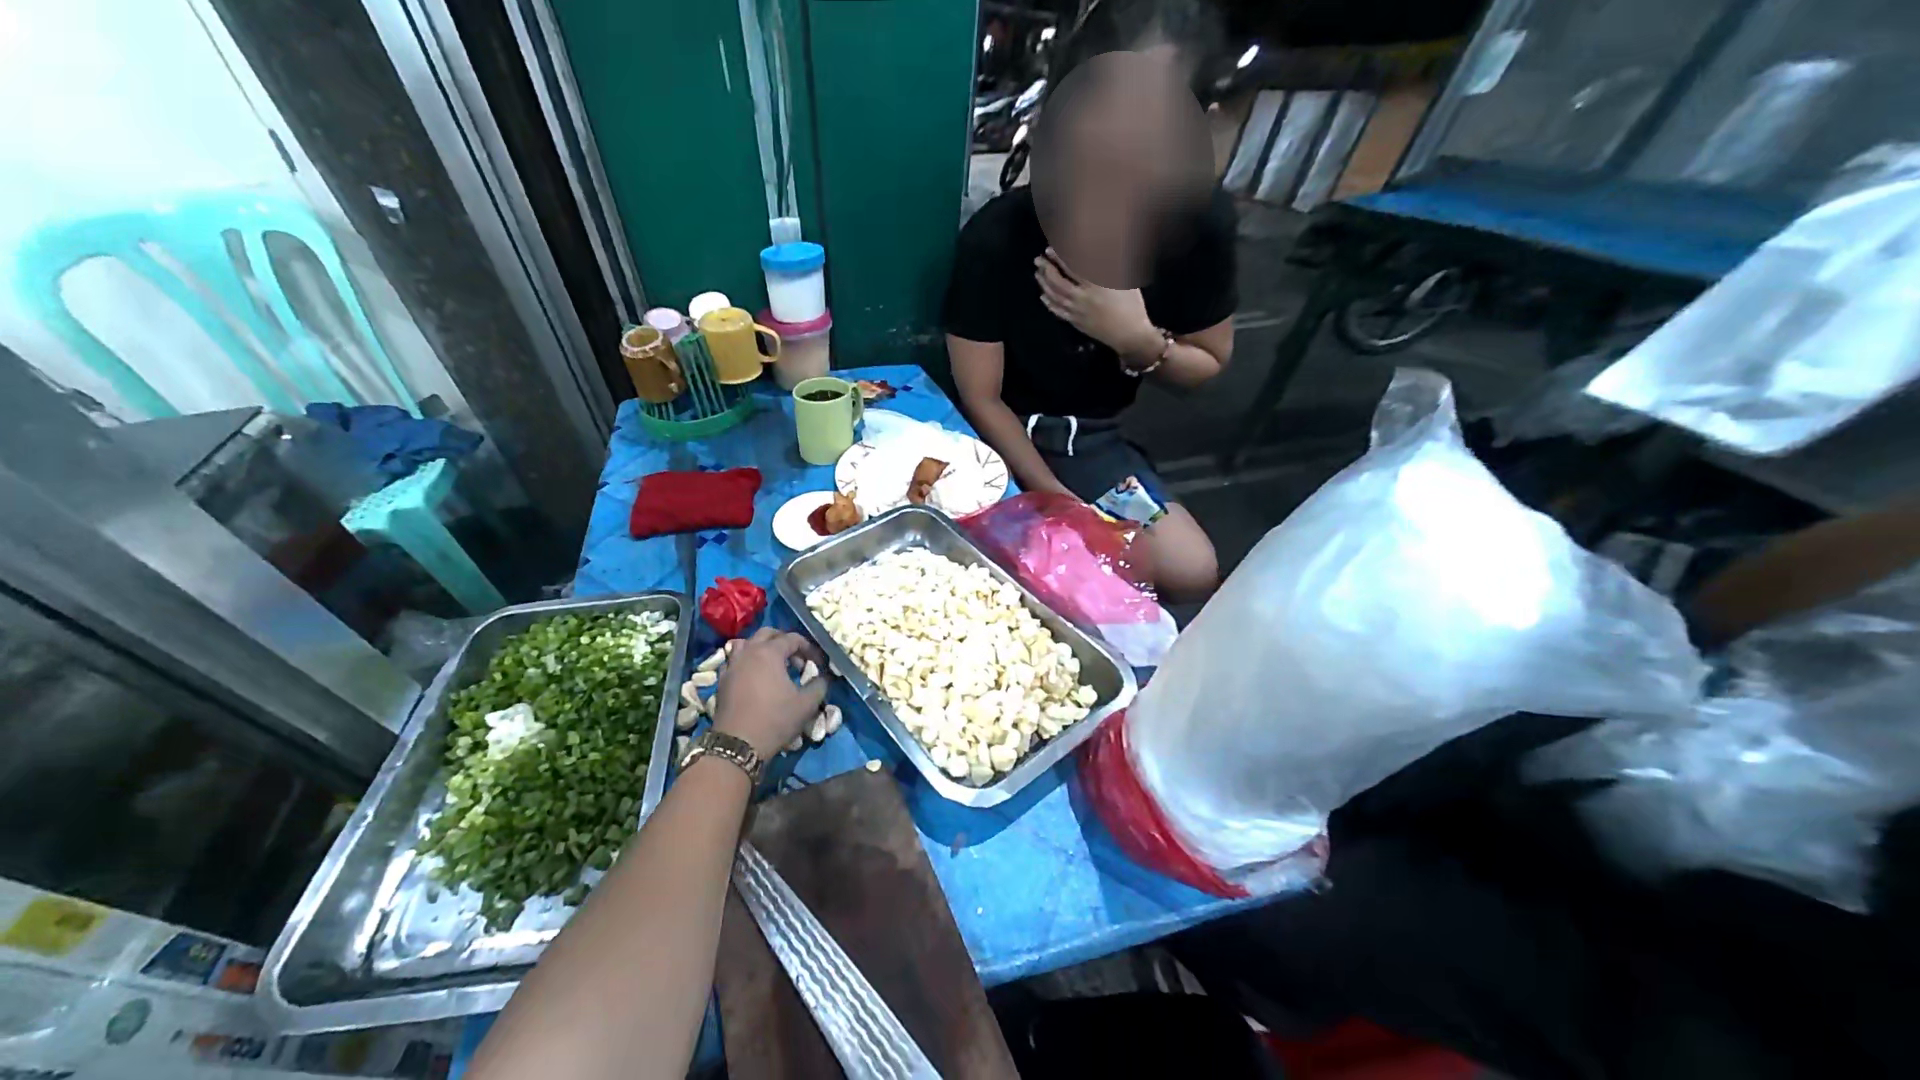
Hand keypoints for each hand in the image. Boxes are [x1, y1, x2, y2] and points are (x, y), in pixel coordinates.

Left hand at [710, 628, 826, 759]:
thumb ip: (819, 686)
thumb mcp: (806, 704)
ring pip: (745, 643)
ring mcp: (732, 665)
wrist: (738, 744)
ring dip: (761, 647)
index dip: (808, 648)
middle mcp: (748, 652)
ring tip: (772, 663)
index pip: (792, 638)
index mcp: (769, 652)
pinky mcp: (722, 680)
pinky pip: (734, 660)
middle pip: (767, 634)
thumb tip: (822, 678)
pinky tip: (753, 676)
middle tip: (796, 658)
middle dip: (784, 641)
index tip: (817, 663)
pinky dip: (746, 661)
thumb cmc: (775, 720)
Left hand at [1035, 249, 1159, 359]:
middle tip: (1038, 260)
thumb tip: (1091, 255)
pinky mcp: (1075, 323)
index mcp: (1095, 285)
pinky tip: (1043, 297)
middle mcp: (1082, 298)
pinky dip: (1049, 303)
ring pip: (1055, 297)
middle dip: (1046, 270)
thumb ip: (1108, 267)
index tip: (1049, 249)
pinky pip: (1058, 312)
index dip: (1059, 258)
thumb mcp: (1124, 281)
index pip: (1072, 268)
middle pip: (1058, 282)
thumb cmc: (1131, 305)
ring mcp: (1077, 312)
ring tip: (1037, 274)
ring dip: (1044, 284)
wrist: (1129, 335)